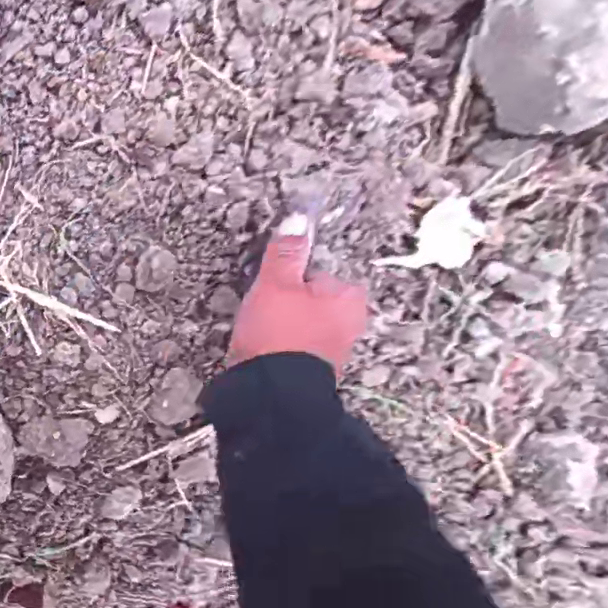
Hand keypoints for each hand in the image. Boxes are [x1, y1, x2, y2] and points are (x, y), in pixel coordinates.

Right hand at [227, 214, 368, 375]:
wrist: (271, 389)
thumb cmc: (278, 332)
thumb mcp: (275, 284)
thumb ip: (286, 253)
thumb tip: (297, 219)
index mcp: (349, 296)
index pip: (314, 272)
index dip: (285, 278)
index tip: (267, 289)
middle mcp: (351, 321)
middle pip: (309, 297)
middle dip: (285, 302)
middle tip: (260, 311)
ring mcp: (335, 346)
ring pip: (301, 321)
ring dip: (280, 324)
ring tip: (257, 331)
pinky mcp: (315, 367)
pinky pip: (296, 343)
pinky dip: (280, 344)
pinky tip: (263, 348)